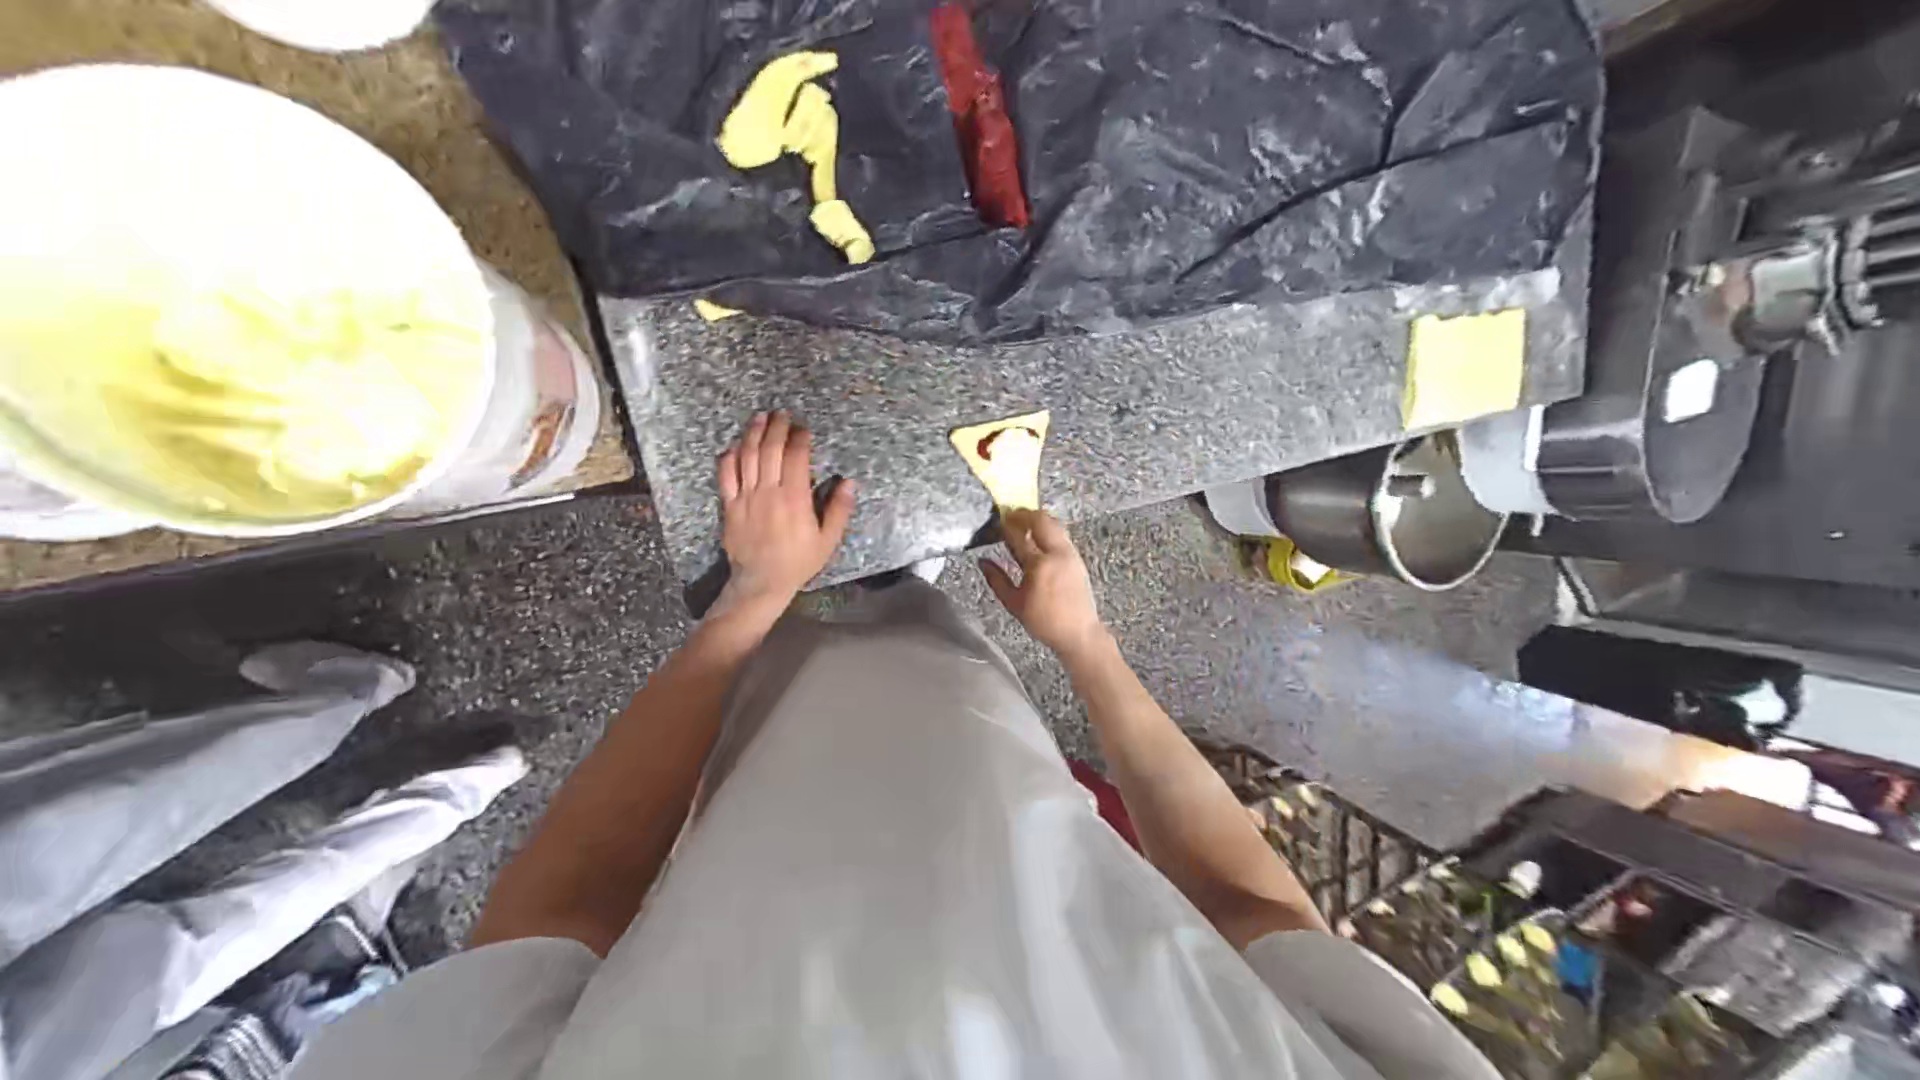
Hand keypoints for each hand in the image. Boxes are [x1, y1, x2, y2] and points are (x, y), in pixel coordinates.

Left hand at [718, 411, 855, 606]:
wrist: (761, 582)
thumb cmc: (799, 561)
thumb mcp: (828, 540)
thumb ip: (839, 510)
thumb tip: (849, 482)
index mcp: (794, 498)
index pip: (796, 457)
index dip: (800, 438)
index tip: (804, 429)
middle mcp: (768, 492)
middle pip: (770, 450)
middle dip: (776, 428)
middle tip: (782, 414)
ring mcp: (745, 497)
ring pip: (747, 456)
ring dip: (753, 434)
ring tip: (760, 418)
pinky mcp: (730, 506)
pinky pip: (726, 475)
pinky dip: (730, 457)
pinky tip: (735, 446)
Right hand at [980, 509, 1107, 659]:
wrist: (1079, 632)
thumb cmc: (1044, 621)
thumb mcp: (1014, 604)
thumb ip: (997, 580)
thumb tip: (982, 561)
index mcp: (1038, 565)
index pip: (1018, 536)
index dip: (1006, 526)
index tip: (997, 522)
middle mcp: (1056, 554)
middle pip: (1040, 520)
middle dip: (1023, 514)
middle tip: (1010, 516)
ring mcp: (1070, 553)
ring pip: (1054, 524)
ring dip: (1037, 519)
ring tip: (1023, 522)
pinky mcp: (1077, 557)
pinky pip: (1061, 534)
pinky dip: (1048, 528)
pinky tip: (1038, 535)